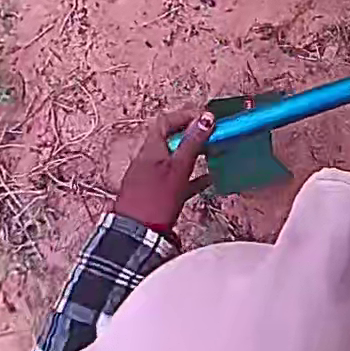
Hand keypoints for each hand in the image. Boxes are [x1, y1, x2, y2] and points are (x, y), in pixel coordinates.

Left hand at [112, 108, 217, 230]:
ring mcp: (152, 176)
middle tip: (212, 134)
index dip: (186, 116)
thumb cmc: (154, 200)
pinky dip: (192, 176)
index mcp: (151, 148)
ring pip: (175, 158)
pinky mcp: (157, 193)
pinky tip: (207, 180)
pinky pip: (177, 178)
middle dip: (192, 134)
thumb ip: (192, 143)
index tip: (206, 118)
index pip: (166, 121)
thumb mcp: (178, 168)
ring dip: (193, 154)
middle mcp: (149, 159)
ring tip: (212, 152)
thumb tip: (205, 118)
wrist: (137, 235)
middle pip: (171, 138)